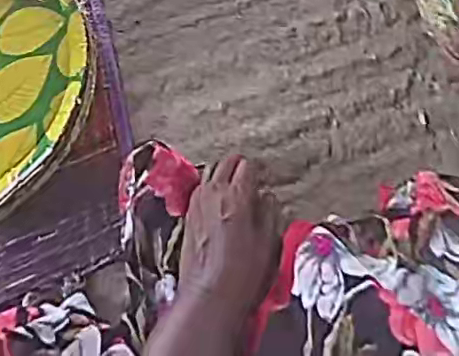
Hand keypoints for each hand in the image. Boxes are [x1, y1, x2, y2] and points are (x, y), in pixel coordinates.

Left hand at [177, 155, 279, 321]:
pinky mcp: (188, 214)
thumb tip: (267, 196)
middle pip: (227, 162)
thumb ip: (269, 211)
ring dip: (224, 176)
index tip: (266, 178)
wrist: (209, 297)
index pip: (248, 165)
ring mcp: (198, 201)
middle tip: (251, 180)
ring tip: (235, 191)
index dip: (260, 170)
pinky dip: (211, 189)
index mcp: (237, 195)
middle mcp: (214, 192)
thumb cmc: (242, 274)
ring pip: (212, 172)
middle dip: (240, 167)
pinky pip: (201, 189)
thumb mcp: (268, 242)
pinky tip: (219, 205)